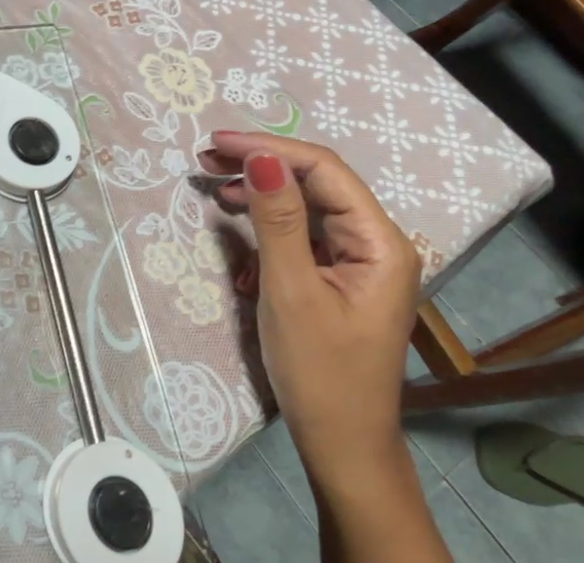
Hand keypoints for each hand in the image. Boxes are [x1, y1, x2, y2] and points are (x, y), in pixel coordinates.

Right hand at [203, 131, 421, 479]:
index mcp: (379, 242)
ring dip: (259, 187)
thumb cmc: (318, 371)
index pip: (324, 170)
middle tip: (204, 156)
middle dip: (261, 162)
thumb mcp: (290, 290)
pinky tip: (234, 211)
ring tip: (210, 178)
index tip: (217, 142)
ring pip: (306, 203)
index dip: (270, 147)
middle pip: (316, 181)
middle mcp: (375, 241)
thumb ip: (276, 219)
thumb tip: (260, 156)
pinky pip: (301, 231)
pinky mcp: (338, 275)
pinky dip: (266, 218)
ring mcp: (358, 259)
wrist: (340, 441)